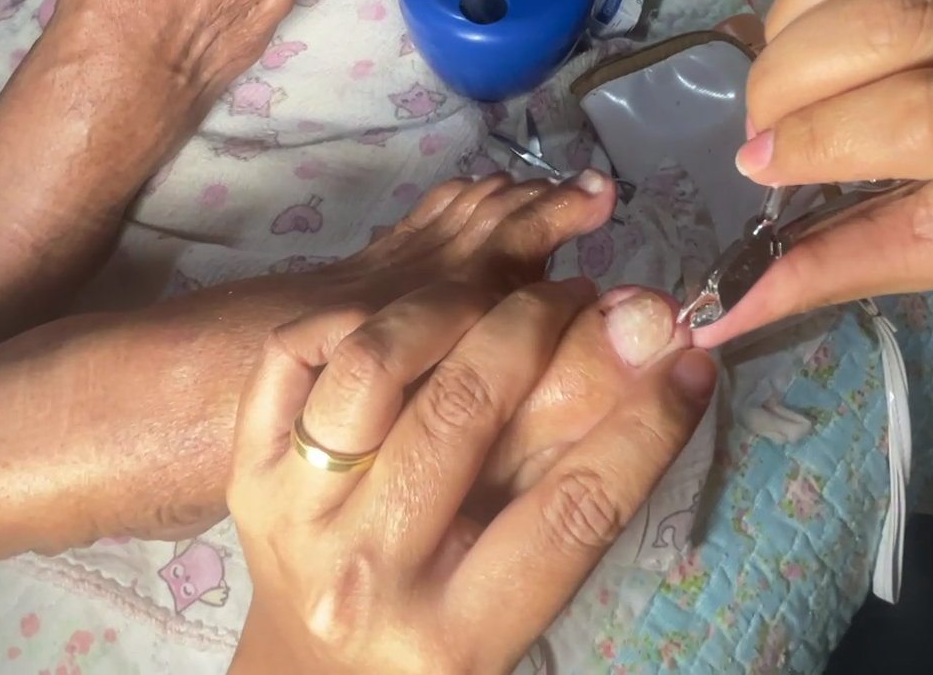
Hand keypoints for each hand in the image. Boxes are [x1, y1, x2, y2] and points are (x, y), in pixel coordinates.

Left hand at [226, 281, 715, 674]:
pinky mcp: (246, 465)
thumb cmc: (438, 636)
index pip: (570, 511)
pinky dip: (357, 314)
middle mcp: (361, 576)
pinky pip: (296, 350)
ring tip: (492, 296)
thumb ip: (574, 470)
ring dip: (451, 304)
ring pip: (374, 360)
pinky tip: (405, 320)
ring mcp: (288, 512)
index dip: (645, 419)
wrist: (311, 673)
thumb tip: (652, 343)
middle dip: (539, 324)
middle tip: (577, 295)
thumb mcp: (516, 586)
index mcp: (454, 638)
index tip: (686, 350)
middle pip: (463, 409)